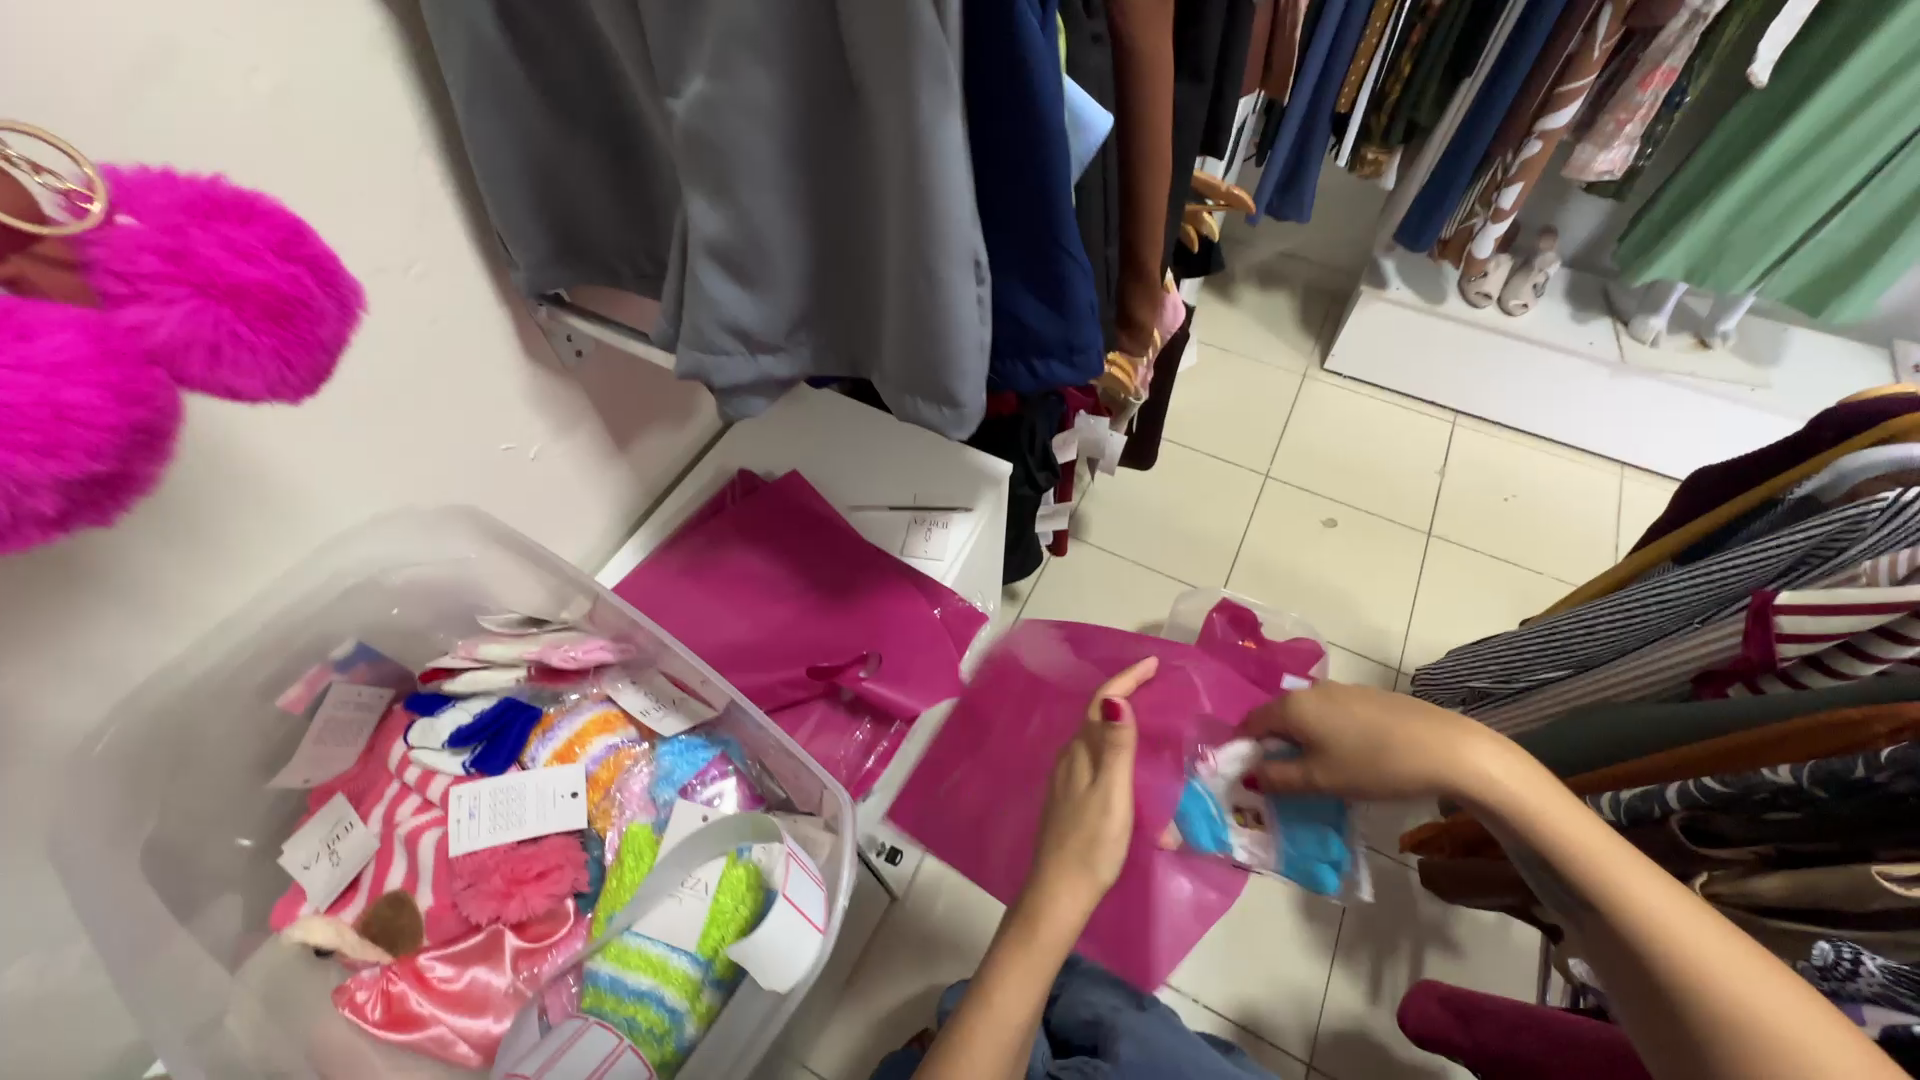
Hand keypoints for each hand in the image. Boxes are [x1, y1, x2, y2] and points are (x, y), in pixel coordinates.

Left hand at [1026, 657, 1158, 918]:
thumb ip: (1116, 747)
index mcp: (1081, 752)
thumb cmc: (1092, 843)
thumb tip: (1116, 698)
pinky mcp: (1070, 794)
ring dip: (1117, 715)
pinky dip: (1111, 740)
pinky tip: (1123, 753)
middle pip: (1096, 712)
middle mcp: (1070, 756)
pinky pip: (1093, 753)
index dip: (1126, 678)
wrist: (1059, 890)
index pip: (1102, 702)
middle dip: (1123, 690)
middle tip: (1153, 679)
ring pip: (1093, 733)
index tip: (1153, 662)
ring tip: (1144, 708)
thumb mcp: (1112, 793)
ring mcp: (1066, 776)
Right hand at [1241, 681, 1516, 801]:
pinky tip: (1350, 758)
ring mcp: (1342, 690)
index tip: (1250, 777)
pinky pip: (1332, 715)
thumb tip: (1250, 775)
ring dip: (1302, 741)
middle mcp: (1311, 690)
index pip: (1249, 724)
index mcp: (1291, 706)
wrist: (1447, 749)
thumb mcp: (1319, 781)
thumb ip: (1277, 778)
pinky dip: (1328, 734)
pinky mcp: (1369, 696)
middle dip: (1273, 746)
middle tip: (1284, 779)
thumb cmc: (1373, 766)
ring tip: (1319, 771)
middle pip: (1277, 717)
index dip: (1243, 750)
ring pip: (1307, 716)